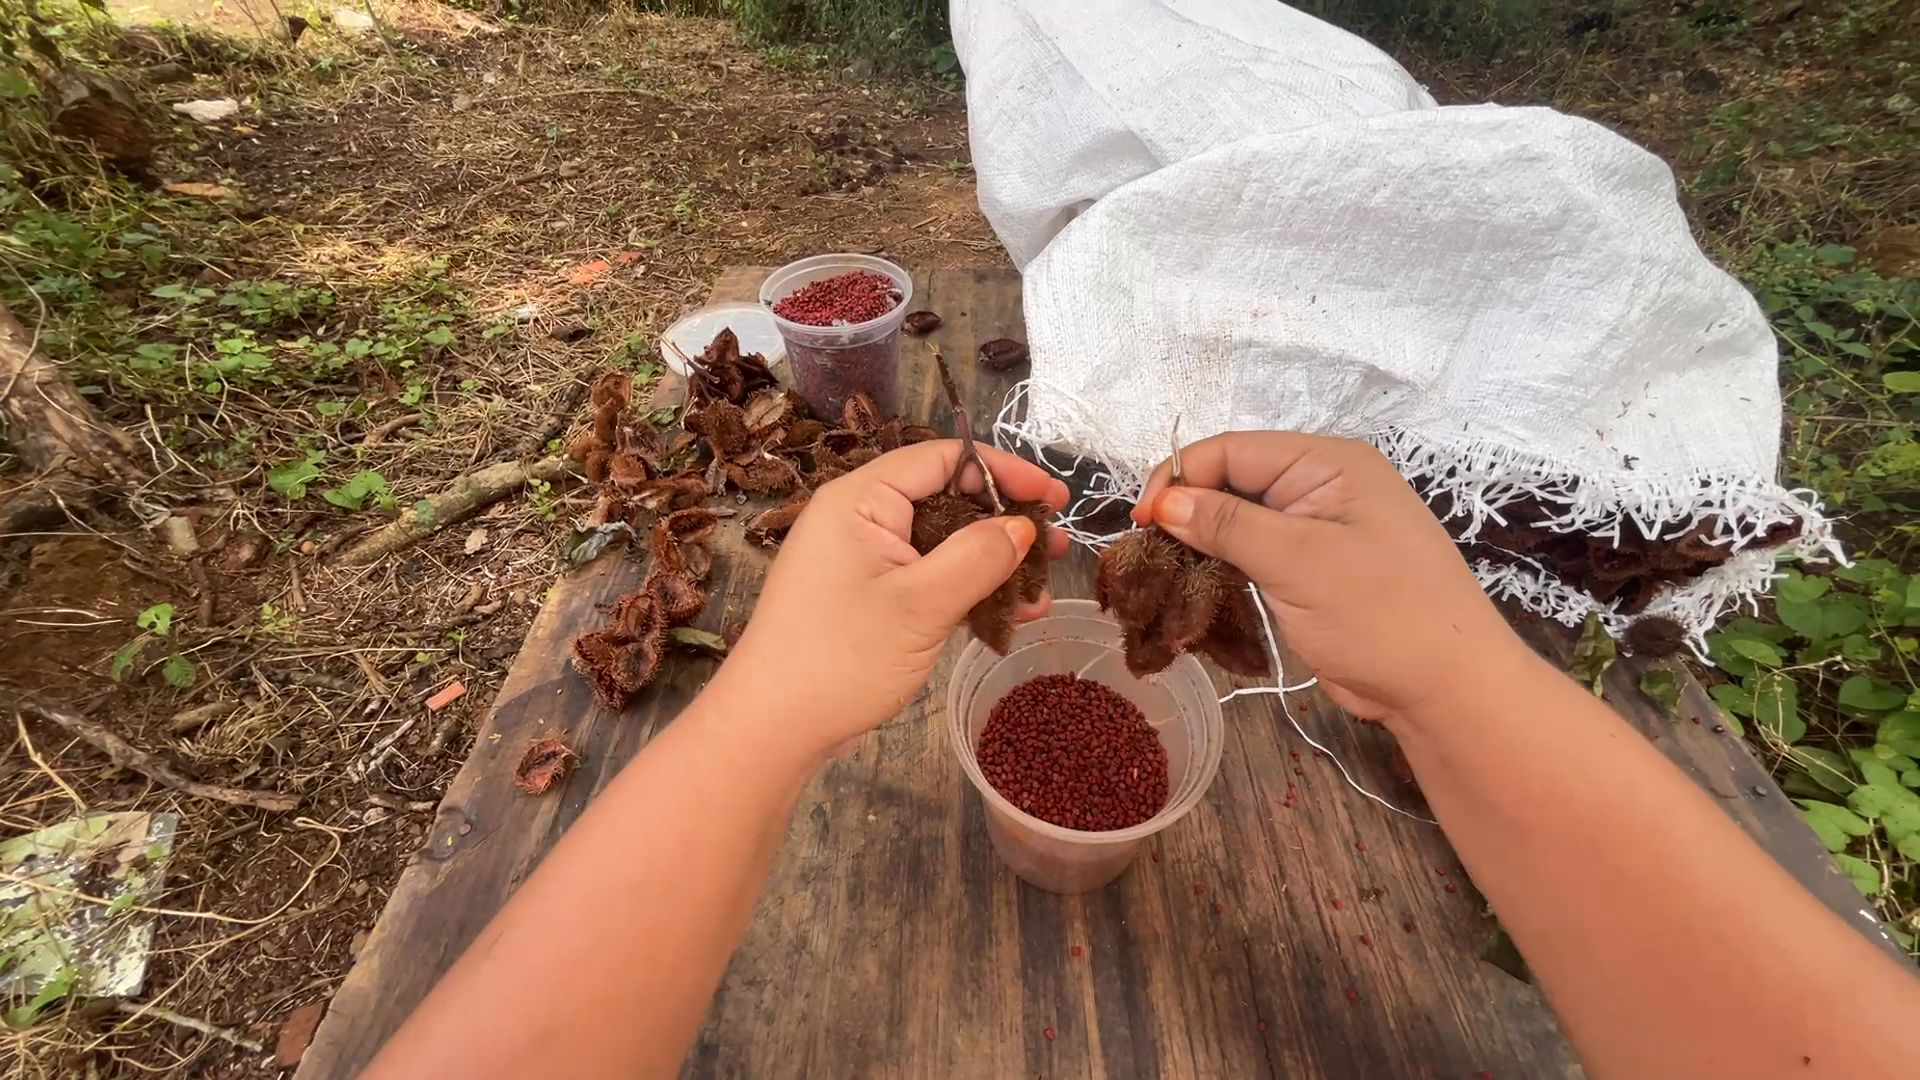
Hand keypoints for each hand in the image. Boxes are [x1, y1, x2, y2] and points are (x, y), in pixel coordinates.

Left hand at [715, 441, 1069, 759]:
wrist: (773, 729)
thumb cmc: (841, 657)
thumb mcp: (921, 605)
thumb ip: (977, 557)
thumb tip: (1022, 526)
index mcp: (862, 500)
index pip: (943, 458)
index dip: (1004, 471)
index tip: (1055, 497)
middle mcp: (862, 519)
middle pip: (946, 499)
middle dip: (1004, 523)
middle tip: (1057, 546)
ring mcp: (865, 560)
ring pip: (942, 544)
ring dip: (992, 564)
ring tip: (1043, 587)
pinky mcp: (870, 596)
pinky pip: (927, 578)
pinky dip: (966, 591)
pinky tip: (1010, 614)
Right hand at [1135, 432, 1524, 721]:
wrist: (1444, 690)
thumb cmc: (1381, 614)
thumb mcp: (1297, 561)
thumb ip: (1226, 525)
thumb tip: (1162, 503)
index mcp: (1325, 464)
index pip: (1231, 451)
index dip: (1178, 478)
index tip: (1142, 522)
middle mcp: (1317, 486)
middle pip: (1230, 481)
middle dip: (1185, 509)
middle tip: (1148, 548)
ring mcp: (1312, 528)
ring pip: (1235, 518)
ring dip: (1198, 539)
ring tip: (1163, 566)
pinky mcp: (1305, 567)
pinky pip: (1248, 551)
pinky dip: (1218, 563)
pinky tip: (1193, 581)